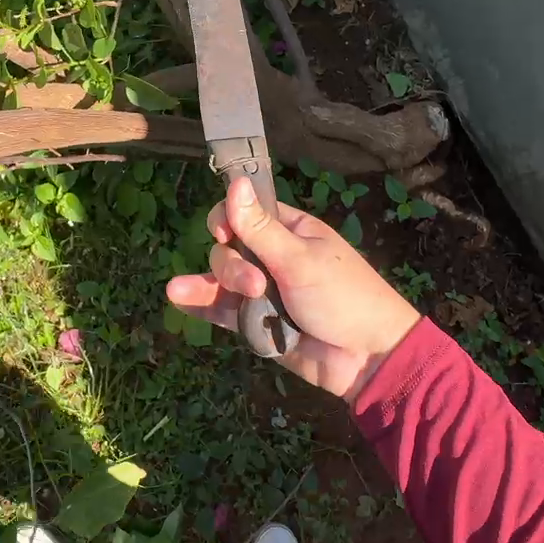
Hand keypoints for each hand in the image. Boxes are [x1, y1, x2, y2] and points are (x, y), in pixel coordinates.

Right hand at [166, 177, 420, 402]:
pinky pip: (221, 309)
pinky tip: (177, 295)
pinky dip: (200, 303)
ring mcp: (262, 290)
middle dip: (233, 266)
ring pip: (222, 277)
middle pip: (228, 248)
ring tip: (222, 297)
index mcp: (289, 230)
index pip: (243, 211)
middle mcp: (271, 256)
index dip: (227, 219)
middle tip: (257, 285)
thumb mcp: (300, 259)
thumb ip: (260, 228)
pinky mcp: (255, 322)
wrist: (366, 360)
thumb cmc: (344, 297)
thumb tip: (235, 181)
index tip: (225, 232)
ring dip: (215, 285)